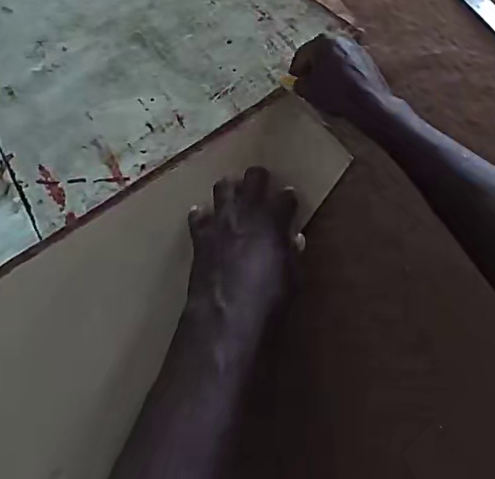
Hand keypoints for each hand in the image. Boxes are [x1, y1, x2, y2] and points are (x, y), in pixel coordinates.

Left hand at [186, 167, 298, 336]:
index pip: (285, 197)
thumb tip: (295, 239)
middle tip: (262, 185)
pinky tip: (205, 218)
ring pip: (223, 187)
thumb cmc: (267, 301)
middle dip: (259, 178)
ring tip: (234, 195)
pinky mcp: (200, 236)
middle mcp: (246, 212)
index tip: (290, 199)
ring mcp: (220, 221)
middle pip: (253, 177)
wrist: (224, 318)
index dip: (289, 197)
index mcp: (272, 220)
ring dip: (230, 189)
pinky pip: (198, 216)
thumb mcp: (291, 280)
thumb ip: (292, 254)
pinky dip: (202, 216)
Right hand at [289, 32, 395, 121]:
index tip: (294, 80)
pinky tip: (340, 83)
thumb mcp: (309, 90)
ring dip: (327, 66)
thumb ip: (299, 83)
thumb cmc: (335, 92)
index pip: (302, 55)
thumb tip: (299, 82)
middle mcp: (338, 38)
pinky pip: (346, 61)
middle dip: (312, 66)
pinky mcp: (366, 56)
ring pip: (333, 56)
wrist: (369, 101)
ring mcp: (354, 46)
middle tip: (308, 81)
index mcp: (321, 41)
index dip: (296, 69)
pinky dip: (340, 69)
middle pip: (318, 52)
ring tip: (325, 83)